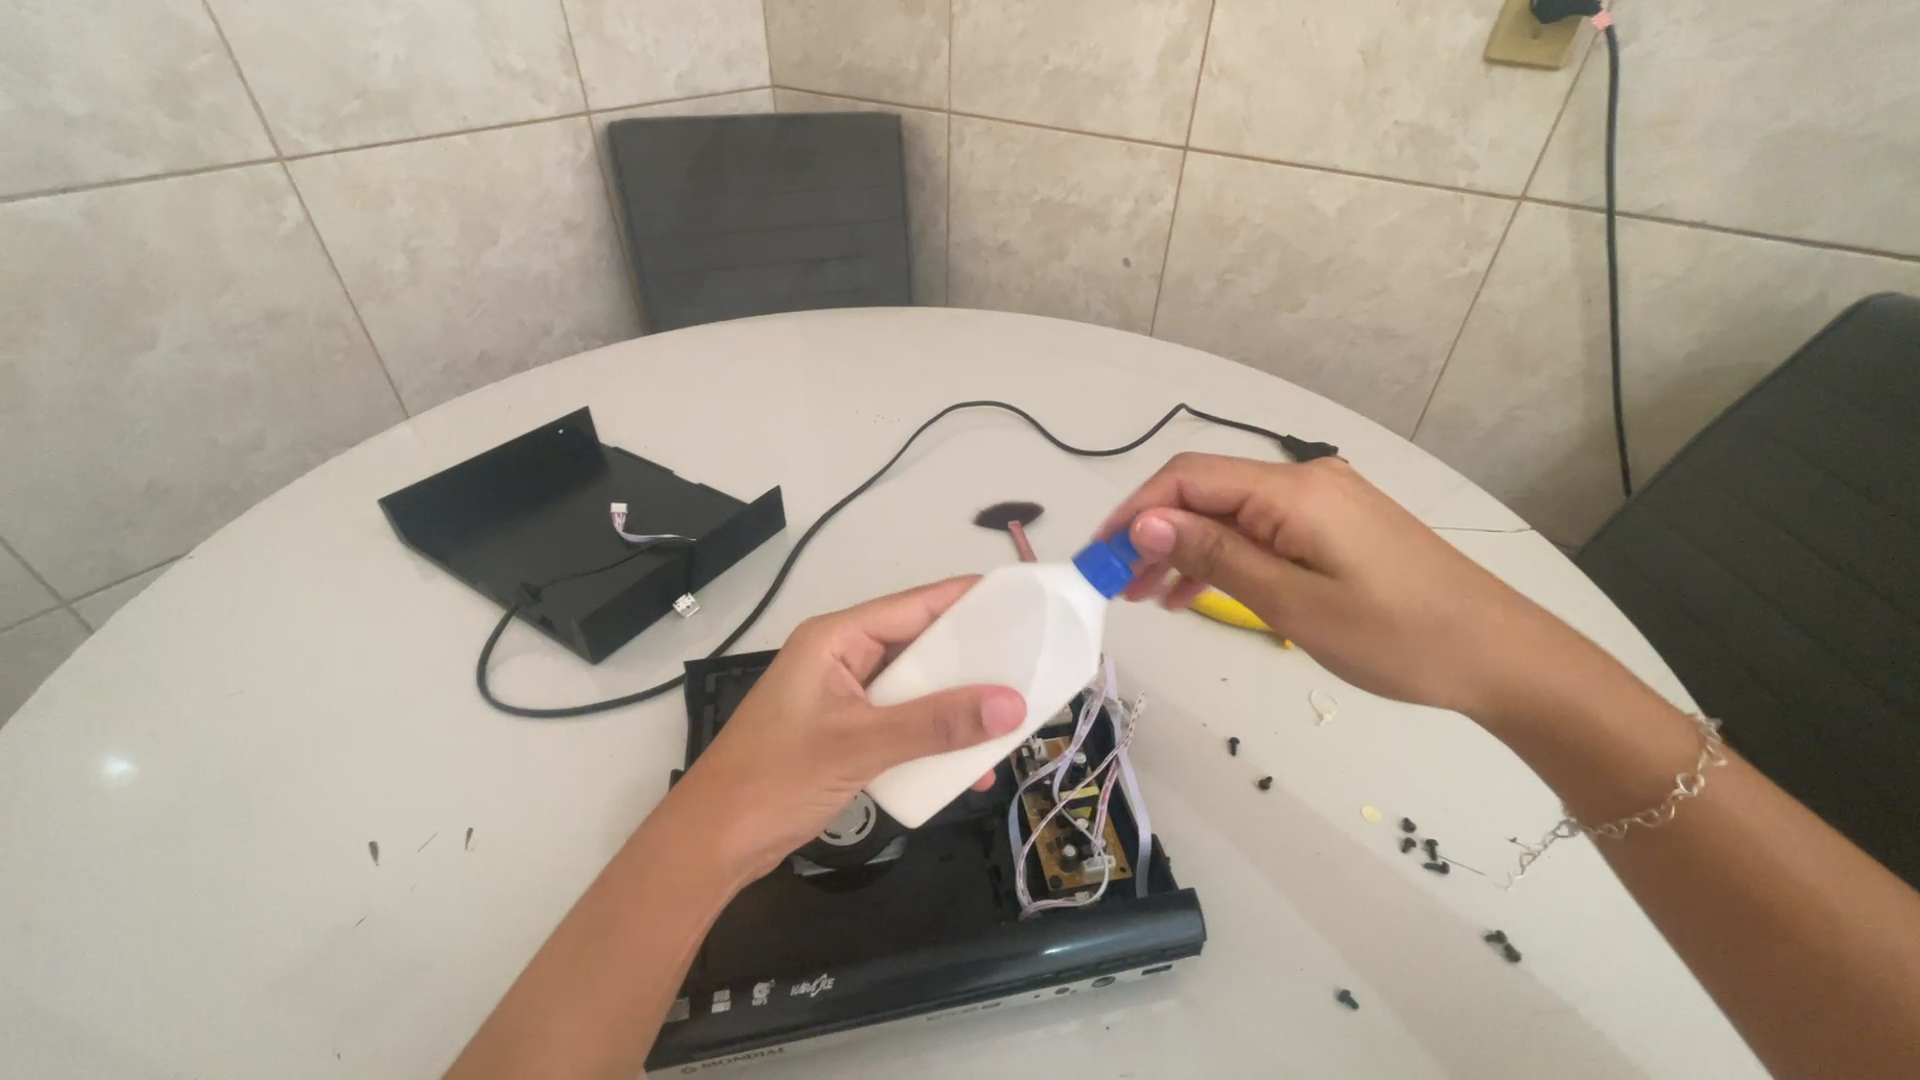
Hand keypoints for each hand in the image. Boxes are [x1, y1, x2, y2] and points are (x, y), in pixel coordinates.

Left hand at [670, 577, 1024, 878]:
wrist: (711, 845)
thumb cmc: (774, 780)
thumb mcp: (859, 746)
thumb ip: (935, 724)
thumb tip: (1012, 705)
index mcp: (837, 639)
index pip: (915, 605)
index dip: (969, 601)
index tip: (1024, 604)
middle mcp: (844, 658)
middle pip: (922, 648)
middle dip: (974, 663)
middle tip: (1032, 670)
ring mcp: (846, 698)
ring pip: (918, 690)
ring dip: (959, 708)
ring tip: (1012, 723)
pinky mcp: (848, 733)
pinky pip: (905, 724)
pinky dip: (935, 740)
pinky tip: (970, 767)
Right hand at [1098, 453, 1579, 720]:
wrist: (1501, 656)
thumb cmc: (1396, 636)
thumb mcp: (1291, 603)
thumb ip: (1214, 555)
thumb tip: (1144, 523)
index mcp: (1292, 491)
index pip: (1187, 479)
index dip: (1133, 512)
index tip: (1097, 556)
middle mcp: (1303, 481)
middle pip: (1204, 491)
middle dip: (1152, 532)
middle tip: (1117, 585)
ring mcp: (1321, 502)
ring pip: (1228, 512)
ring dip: (1183, 547)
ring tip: (1148, 596)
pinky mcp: (1333, 526)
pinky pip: (1259, 529)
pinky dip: (1221, 555)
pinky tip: (1196, 590)